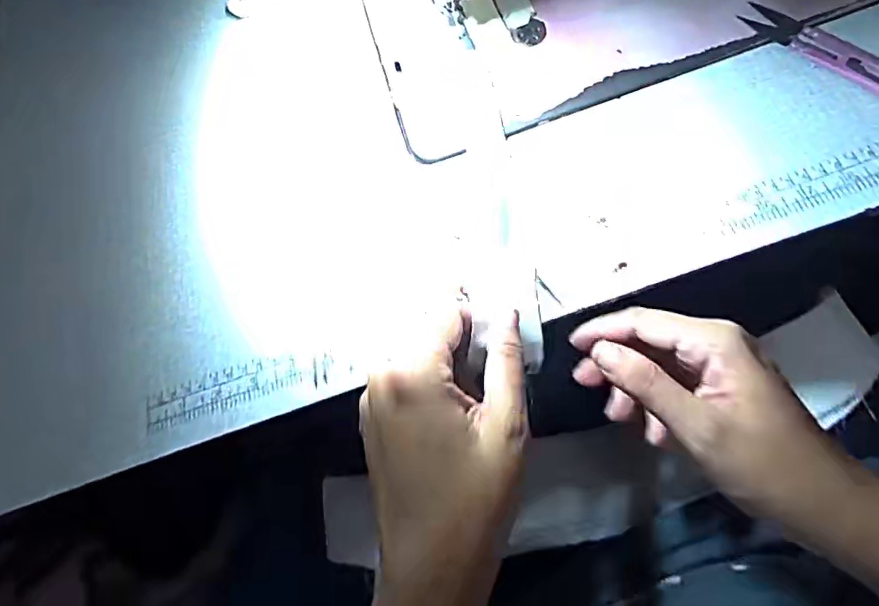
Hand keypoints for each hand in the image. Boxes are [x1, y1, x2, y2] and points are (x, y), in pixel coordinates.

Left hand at [361, 308, 527, 605]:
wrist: (429, 567)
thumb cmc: (475, 502)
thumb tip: (509, 316)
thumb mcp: (507, 429)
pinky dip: (425, 377)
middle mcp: (380, 373)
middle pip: (425, 327)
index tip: (502, 339)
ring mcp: (369, 394)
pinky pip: (400, 374)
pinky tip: (449, 411)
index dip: (479, 318)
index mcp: (409, 371)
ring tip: (472, 398)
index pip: (445, 312)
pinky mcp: (369, 413)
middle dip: (460, 340)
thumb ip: (507, 362)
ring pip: (412, 349)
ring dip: (442, 359)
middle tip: (488, 376)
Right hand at [569, 309, 876, 538]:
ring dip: (636, 387)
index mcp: (714, 340)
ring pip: (660, 363)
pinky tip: (654, 431)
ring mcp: (723, 364)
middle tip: (587, 386)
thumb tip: (601, 351)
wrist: (834, 512)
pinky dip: (658, 402)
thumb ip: (645, 384)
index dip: (603, 331)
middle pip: (649, 340)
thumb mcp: (698, 428)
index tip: (571, 347)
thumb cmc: (768, 467)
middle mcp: (717, 341)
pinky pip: (678, 382)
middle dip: (617, 364)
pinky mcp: (725, 386)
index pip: (643, 321)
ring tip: (621, 418)